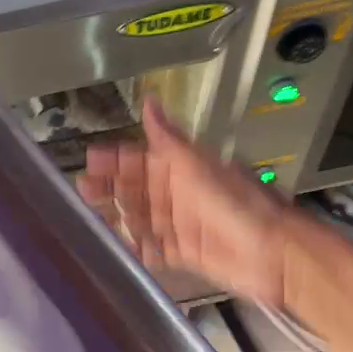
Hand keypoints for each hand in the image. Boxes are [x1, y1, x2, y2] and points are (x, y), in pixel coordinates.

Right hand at [75, 98, 294, 307]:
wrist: (271, 251)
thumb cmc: (233, 203)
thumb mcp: (195, 164)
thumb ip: (167, 137)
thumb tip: (149, 99)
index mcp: (178, 169)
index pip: (138, 159)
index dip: (114, 159)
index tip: (90, 159)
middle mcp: (174, 194)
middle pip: (133, 189)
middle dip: (107, 188)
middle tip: (82, 190)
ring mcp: (177, 223)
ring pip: (136, 218)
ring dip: (114, 216)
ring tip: (89, 218)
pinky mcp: (181, 252)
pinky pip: (150, 248)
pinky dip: (133, 247)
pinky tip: (113, 248)